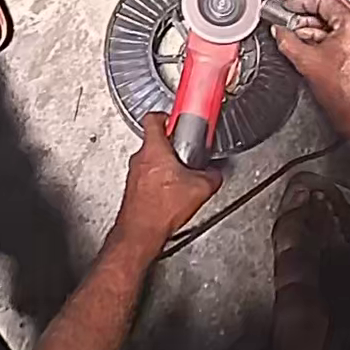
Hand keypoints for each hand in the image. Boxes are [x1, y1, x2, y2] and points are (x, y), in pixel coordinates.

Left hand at [114, 113, 221, 244]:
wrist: (141, 233)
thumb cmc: (160, 210)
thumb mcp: (200, 189)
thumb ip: (212, 175)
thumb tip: (216, 172)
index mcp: (154, 150)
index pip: (153, 118)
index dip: (166, 116)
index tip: (176, 119)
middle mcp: (140, 158)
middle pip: (154, 139)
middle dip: (171, 144)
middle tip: (184, 150)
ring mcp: (134, 174)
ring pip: (150, 159)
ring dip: (164, 163)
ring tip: (179, 175)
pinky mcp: (133, 188)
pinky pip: (146, 175)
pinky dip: (158, 179)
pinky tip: (170, 192)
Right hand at [270, 0, 349, 133]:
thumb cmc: (344, 94)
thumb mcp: (306, 62)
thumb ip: (287, 41)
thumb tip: (279, 31)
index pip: (325, 1)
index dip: (301, 3)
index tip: (288, 8)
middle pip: (334, 8)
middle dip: (309, 14)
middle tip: (291, 20)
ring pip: (339, 22)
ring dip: (317, 27)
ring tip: (298, 37)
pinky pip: (346, 36)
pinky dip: (328, 38)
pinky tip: (313, 48)